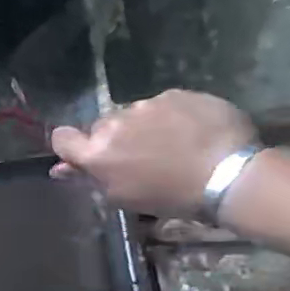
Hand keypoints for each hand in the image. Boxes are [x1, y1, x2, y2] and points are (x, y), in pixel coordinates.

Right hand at [50, 90, 256, 216]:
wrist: (230, 176)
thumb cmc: (170, 196)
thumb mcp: (122, 197)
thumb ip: (87, 178)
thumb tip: (59, 169)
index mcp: (96, 152)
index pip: (62, 138)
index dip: (71, 145)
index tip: (87, 154)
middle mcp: (114, 123)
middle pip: (102, 126)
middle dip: (115, 137)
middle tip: (141, 156)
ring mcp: (146, 105)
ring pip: (134, 114)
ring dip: (144, 126)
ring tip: (173, 143)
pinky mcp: (177, 94)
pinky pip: (165, 103)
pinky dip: (172, 116)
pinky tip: (192, 132)